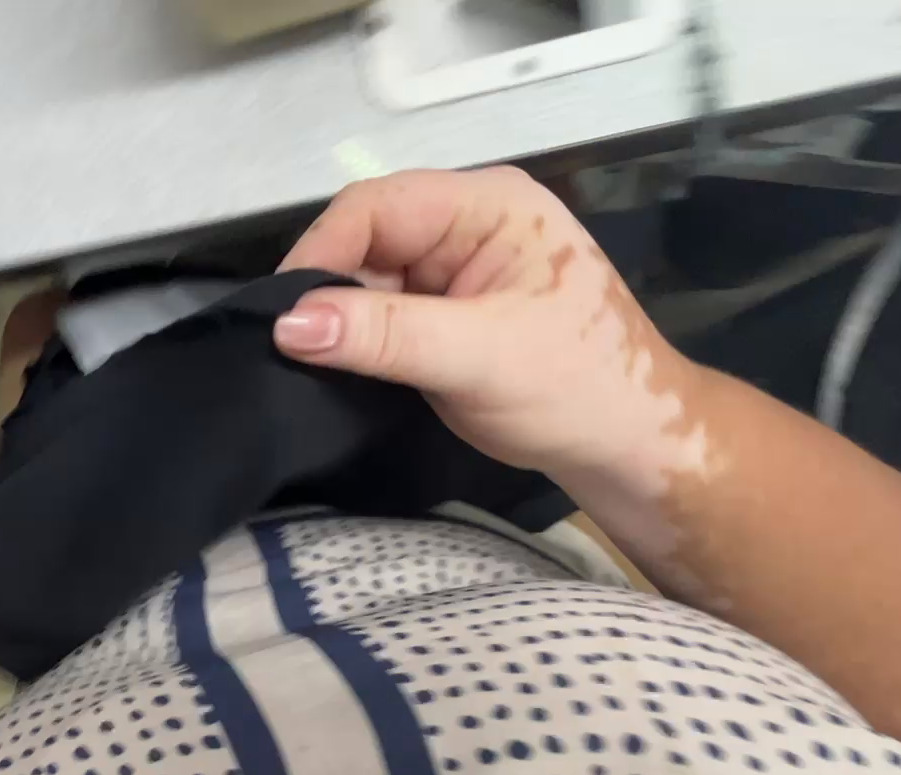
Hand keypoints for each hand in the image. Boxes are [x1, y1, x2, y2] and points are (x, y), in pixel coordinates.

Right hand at [273, 167, 707, 487]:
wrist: (620, 442)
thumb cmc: (572, 388)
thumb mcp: (476, 357)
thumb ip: (384, 335)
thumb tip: (288, 325)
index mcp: (484, 206)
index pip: (374, 207)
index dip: (319, 253)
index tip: (280, 319)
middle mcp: (460, 226)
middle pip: (362, 241)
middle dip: (324, 293)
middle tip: (290, 352)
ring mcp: (447, 272)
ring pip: (361, 282)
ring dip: (335, 323)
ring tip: (310, 367)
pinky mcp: (436, 313)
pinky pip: (375, 316)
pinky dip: (352, 343)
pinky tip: (338, 369)